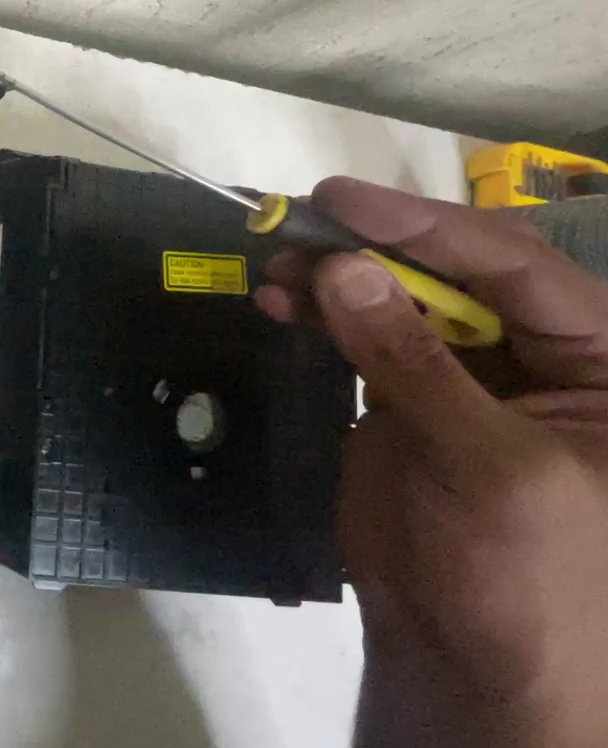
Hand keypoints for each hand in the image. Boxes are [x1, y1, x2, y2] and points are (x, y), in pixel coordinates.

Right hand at [255, 178, 607, 747]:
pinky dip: (317, 312)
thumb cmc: (523, 569)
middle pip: (453, 276)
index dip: (430, 228)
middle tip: (292, 229)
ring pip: (396, 300)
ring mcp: (466, 377)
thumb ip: (411, 360)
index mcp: (607, 369)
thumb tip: (340, 268)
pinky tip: (278, 300)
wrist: (470, 650)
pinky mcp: (403, 396)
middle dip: (372, 249)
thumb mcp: (484, 460)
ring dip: (333, 277)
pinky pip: (359, 334)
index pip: (521, 272)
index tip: (340, 199)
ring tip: (275, 266)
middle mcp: (541, 359)